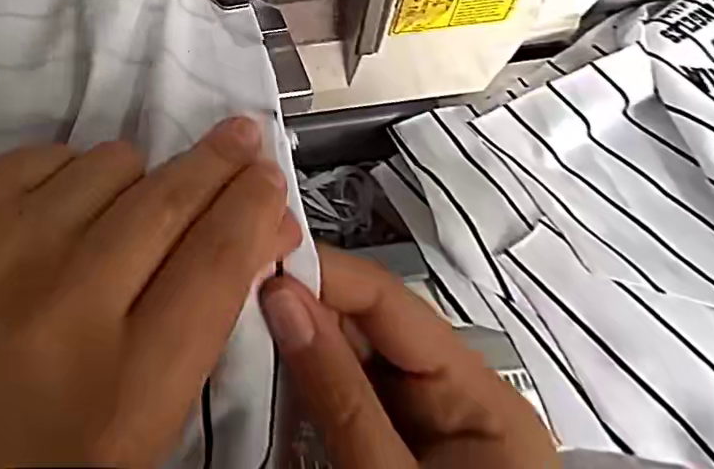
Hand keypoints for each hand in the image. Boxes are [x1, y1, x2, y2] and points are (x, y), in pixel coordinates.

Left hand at [0, 117, 300, 468]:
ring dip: (137, 176)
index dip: (254, 207)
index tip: (269, 178)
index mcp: (125, 387)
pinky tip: (65, 207)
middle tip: (242, 135)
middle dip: (219, 160)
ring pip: (112, 162)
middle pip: (171, 198)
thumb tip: (256, 228)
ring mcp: (8, 248)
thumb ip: (202, 323)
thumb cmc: (38, 458)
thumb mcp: (140, 423)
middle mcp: (68, 305)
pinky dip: (71, 170)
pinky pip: (50, 152)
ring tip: (130, 208)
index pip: (218, 261)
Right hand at [260, 246, 556, 468]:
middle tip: (235, 299)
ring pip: (346, 360)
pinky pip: (341, 400)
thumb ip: (340, 392)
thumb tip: (283, 296)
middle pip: (366, 326)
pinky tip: (263, 384)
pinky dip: (301, 391)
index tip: (259, 262)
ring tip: (240, 333)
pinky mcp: (391, 451)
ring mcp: (418, 426)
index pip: (389, 300)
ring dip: (294, 349)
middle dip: (301, 310)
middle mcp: (450, 399)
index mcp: (478, 397)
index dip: (323, 273)